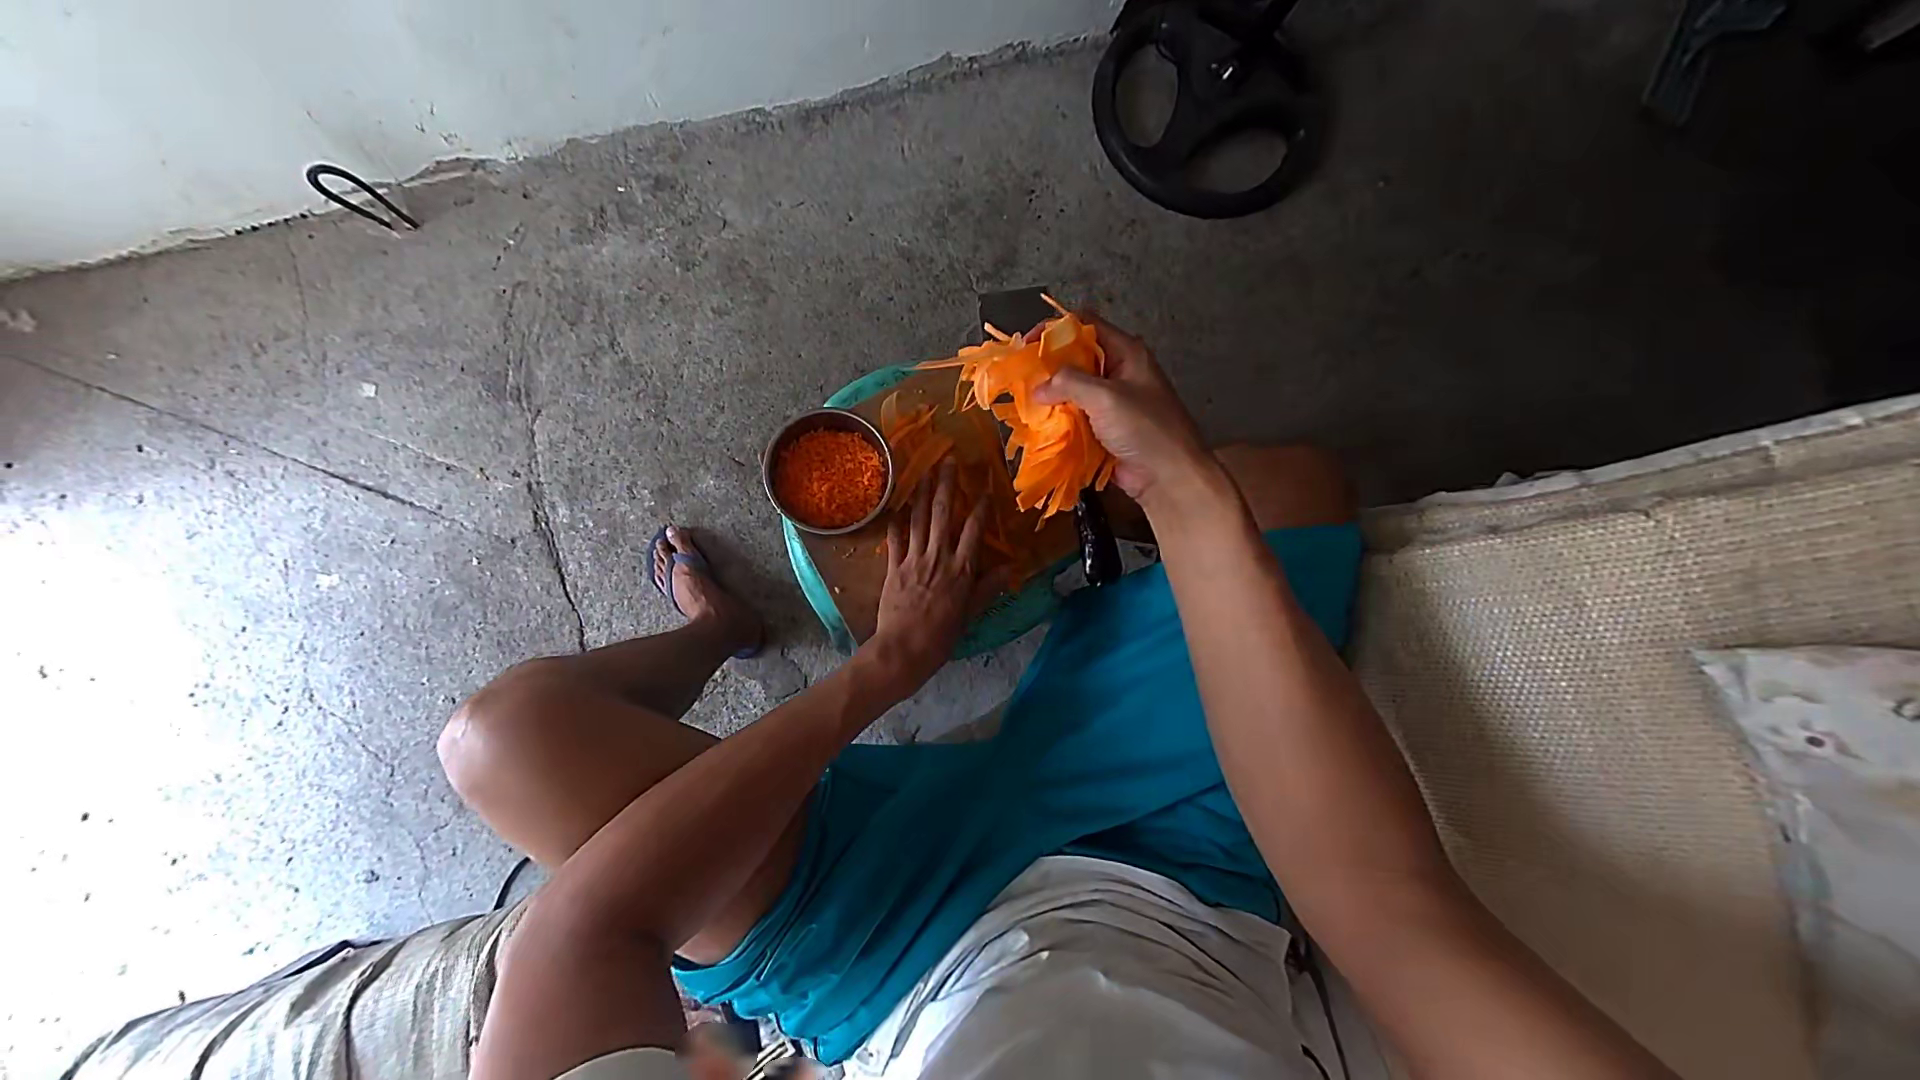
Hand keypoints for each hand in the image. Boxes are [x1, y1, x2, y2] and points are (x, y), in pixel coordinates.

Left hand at [863, 463, 992, 697]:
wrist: (904, 650)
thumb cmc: (942, 636)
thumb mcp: (970, 613)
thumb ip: (987, 588)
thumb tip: (1010, 568)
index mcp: (961, 569)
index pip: (974, 529)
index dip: (980, 506)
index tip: (985, 488)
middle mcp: (938, 557)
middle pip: (943, 513)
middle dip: (947, 484)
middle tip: (948, 461)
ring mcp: (913, 560)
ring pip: (918, 519)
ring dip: (921, 493)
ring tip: (923, 472)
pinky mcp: (893, 567)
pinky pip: (895, 539)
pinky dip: (896, 521)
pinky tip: (897, 505)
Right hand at [1031, 316, 1218, 512]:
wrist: (1168, 476)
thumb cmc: (1145, 429)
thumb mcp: (1106, 397)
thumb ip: (1069, 383)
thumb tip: (1038, 388)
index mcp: (1126, 353)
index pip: (1086, 325)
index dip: (1055, 329)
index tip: (1027, 344)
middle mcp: (1118, 372)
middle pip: (1076, 357)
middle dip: (1048, 365)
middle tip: (1022, 376)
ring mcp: (1111, 401)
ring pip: (1073, 389)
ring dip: (1051, 395)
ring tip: (1025, 401)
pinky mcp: (1104, 428)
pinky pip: (1075, 416)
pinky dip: (1058, 418)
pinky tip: (1039, 423)